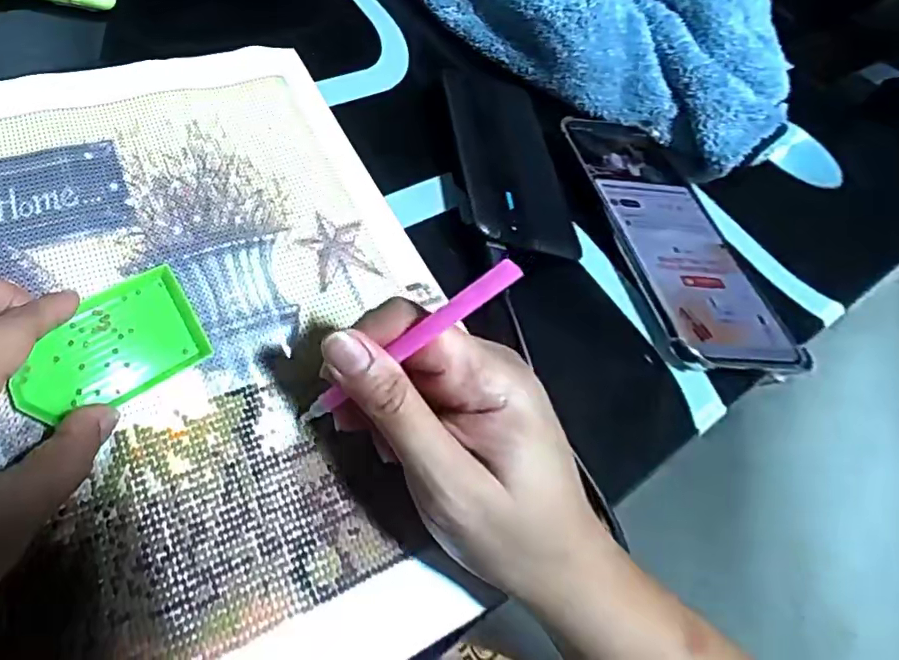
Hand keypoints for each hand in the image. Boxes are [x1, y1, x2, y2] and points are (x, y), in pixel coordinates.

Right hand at [321, 297, 608, 602]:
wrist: (563, 576)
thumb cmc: (511, 537)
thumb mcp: (443, 479)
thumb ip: (391, 406)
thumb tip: (338, 342)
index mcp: (491, 373)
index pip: (415, 322)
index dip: (367, 342)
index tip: (335, 385)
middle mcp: (486, 361)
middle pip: (407, 337)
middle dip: (368, 374)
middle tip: (349, 423)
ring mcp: (479, 378)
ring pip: (406, 361)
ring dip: (376, 395)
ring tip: (372, 441)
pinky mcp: (470, 396)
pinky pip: (417, 382)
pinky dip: (393, 408)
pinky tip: (392, 443)